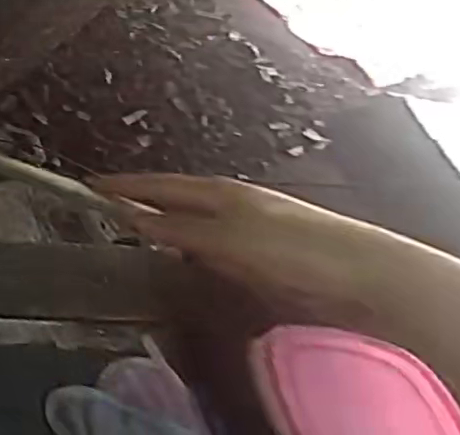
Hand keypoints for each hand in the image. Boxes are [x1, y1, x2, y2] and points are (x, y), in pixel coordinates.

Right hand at [90, 174, 459, 330]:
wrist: (369, 274)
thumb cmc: (292, 247)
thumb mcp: (226, 238)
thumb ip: (176, 229)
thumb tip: (130, 217)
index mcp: (215, 190)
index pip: (157, 184)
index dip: (123, 185)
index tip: (89, 186)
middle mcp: (228, 203)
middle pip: (173, 202)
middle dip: (142, 206)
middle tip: (109, 215)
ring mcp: (249, 228)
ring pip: (195, 228)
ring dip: (170, 233)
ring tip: (142, 244)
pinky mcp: (267, 256)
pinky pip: (217, 251)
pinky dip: (197, 255)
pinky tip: (194, 269)